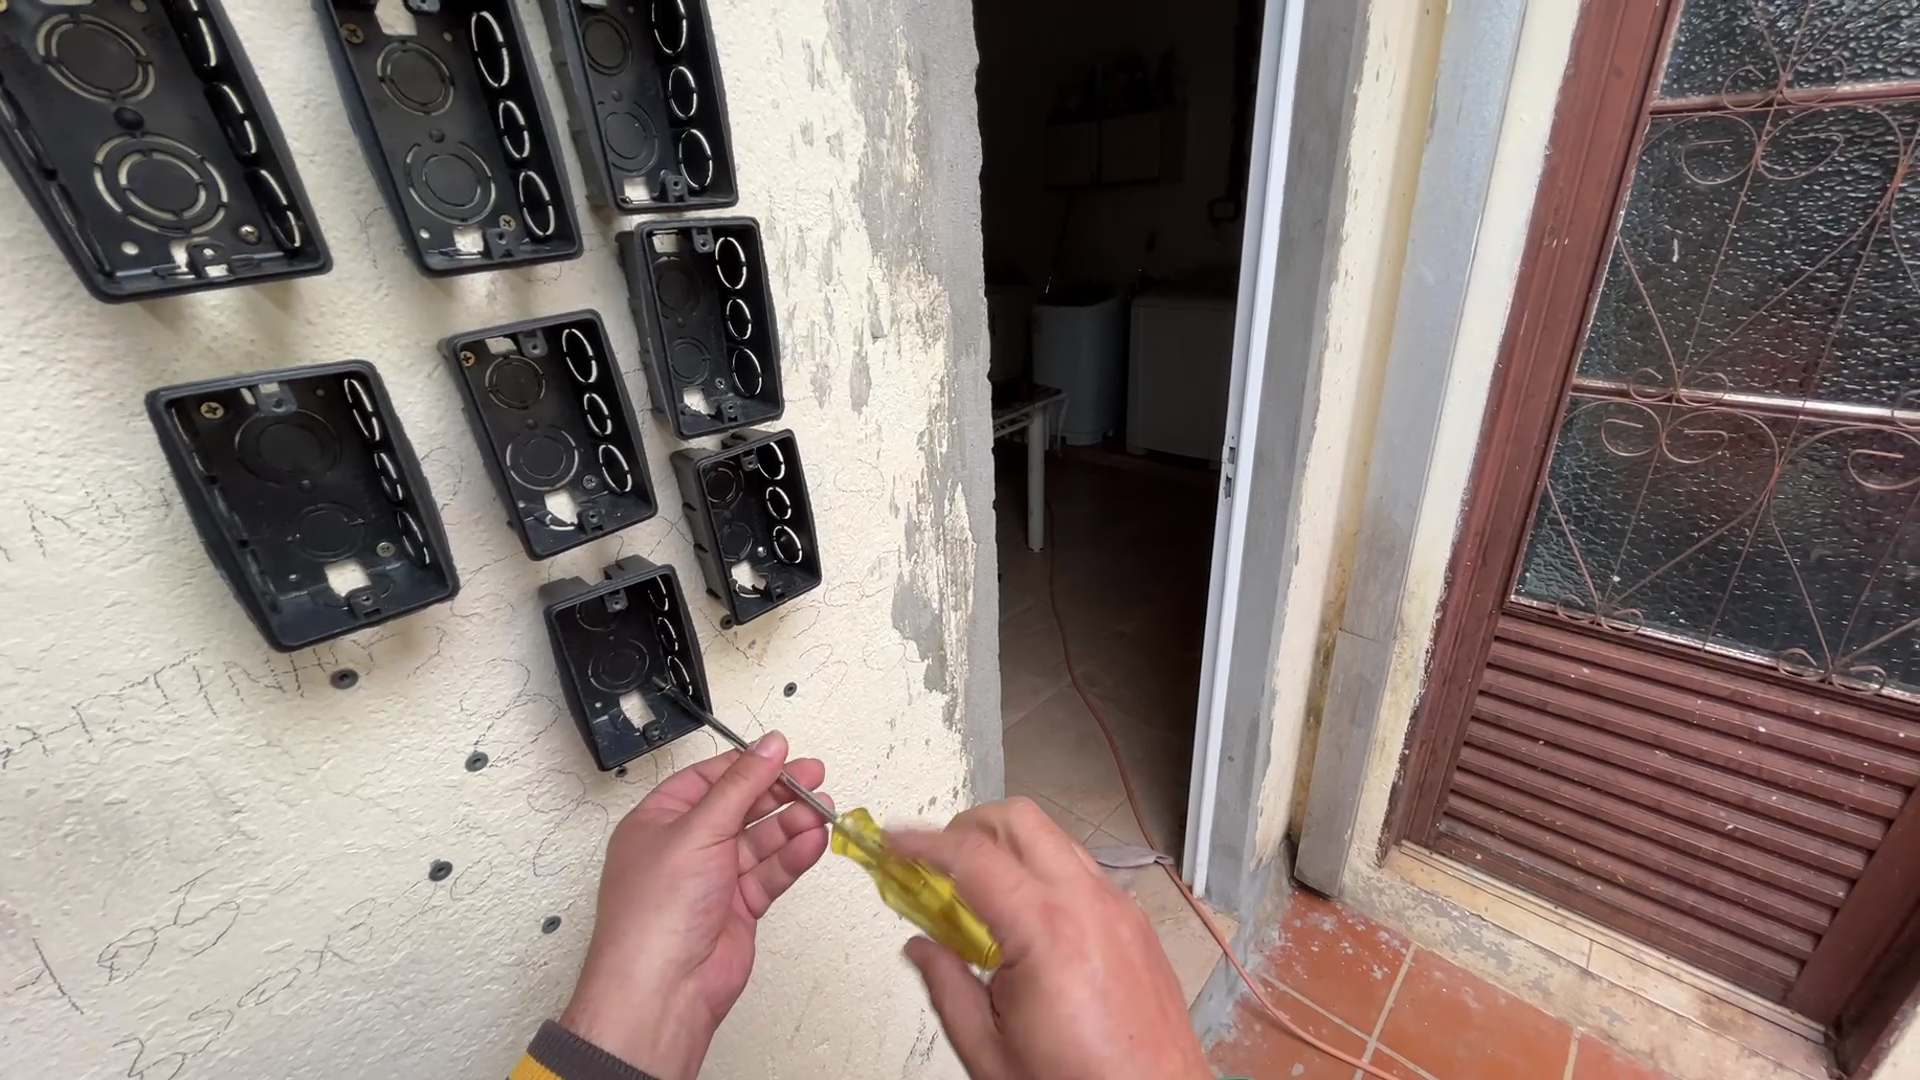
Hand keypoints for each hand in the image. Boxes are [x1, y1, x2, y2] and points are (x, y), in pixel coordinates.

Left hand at [560, 732, 832, 1079]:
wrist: (662, 995)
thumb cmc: (654, 917)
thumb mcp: (700, 830)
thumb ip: (742, 784)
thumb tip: (770, 745)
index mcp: (661, 821)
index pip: (711, 779)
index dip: (748, 765)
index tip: (783, 754)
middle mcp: (686, 847)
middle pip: (742, 806)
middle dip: (779, 793)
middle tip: (814, 778)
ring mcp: (713, 877)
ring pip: (761, 839)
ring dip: (792, 824)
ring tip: (821, 812)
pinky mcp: (738, 905)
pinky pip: (771, 870)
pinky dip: (793, 856)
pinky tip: (812, 842)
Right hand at [890, 798, 1210, 1079]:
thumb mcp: (991, 1052)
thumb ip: (947, 987)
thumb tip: (920, 946)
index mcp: (1047, 930)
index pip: (972, 856)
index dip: (923, 841)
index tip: (896, 840)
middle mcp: (1087, 902)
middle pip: (1019, 818)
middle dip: (969, 824)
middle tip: (937, 858)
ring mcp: (1117, 905)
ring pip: (1052, 835)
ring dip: (1008, 844)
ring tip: (979, 887)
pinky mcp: (1133, 918)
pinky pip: (1080, 866)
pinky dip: (1043, 867)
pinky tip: (1026, 911)